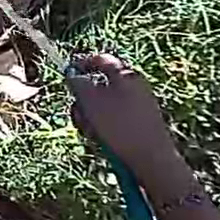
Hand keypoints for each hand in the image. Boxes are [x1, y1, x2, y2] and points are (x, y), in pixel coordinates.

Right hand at [66, 53, 186, 183]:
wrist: (152, 160)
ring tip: (91, 133)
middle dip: (84, 100)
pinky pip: (114, 121)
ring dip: (91, 118)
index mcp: (126, 74)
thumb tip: (72, 75)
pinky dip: (103, 129)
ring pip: (103, 107)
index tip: (67, 73)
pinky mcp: (140, 126)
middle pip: (99, 86)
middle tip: (78, 113)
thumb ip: (78, 83)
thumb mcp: (91, 100)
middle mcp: (134, 87)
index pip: (100, 59)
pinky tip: (103, 143)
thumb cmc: (119, 126)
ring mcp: (139, 107)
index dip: (81, 64)